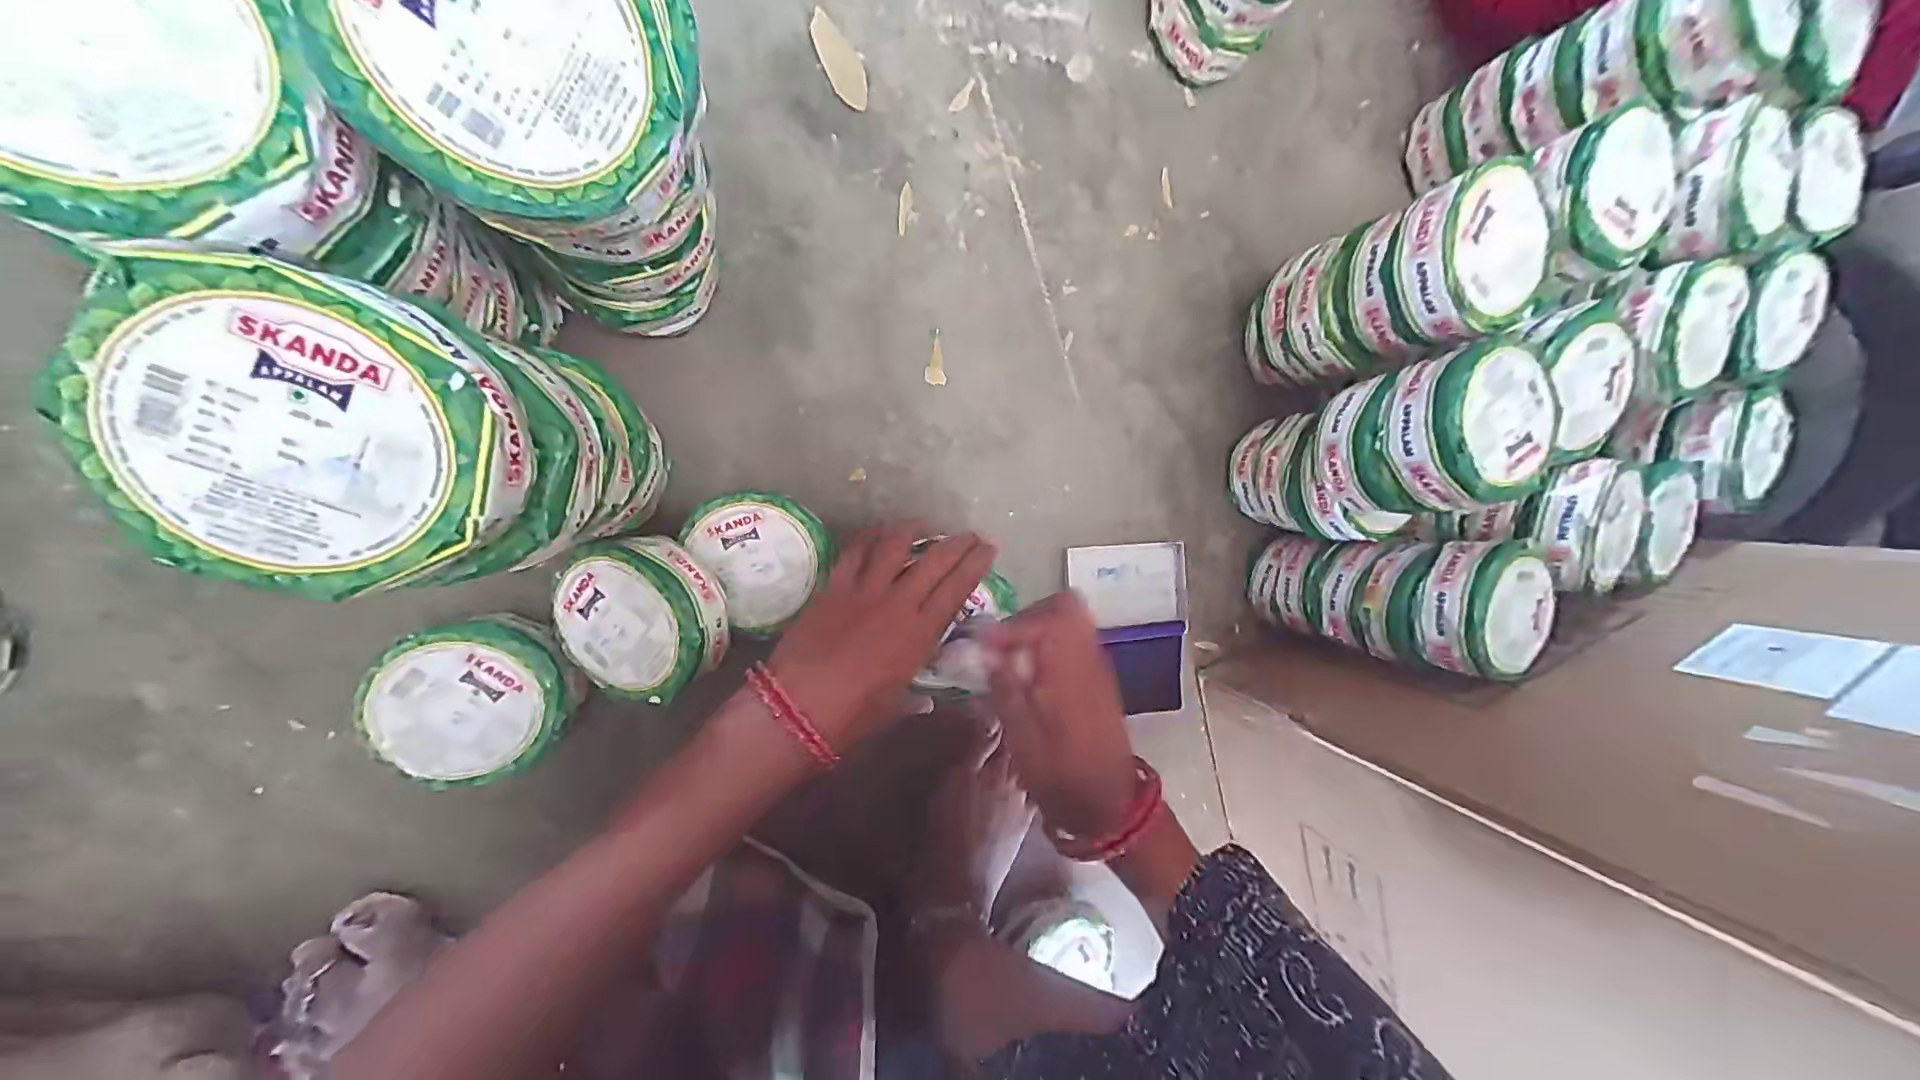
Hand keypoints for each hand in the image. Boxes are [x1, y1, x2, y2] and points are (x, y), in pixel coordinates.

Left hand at [767, 522, 996, 749]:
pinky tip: (877, 534)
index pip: (957, 587)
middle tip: (969, 535)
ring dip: (914, 530)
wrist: (798, 706)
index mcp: (921, 632)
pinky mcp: (834, 587)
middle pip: (934, 560)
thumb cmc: (854, 713)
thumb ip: (913, 690)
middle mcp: (898, 602)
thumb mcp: (897, 702)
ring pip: (895, 544)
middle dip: (957, 543)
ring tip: (923, 526)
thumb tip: (922, 696)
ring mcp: (864, 590)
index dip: (976, 564)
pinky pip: (855, 552)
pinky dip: (870, 538)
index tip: (988, 548)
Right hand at [982, 592, 1138, 839]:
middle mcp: (1090, 658)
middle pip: (1063, 608)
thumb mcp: (1022, 738)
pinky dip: (1047, 649)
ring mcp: (1098, 667)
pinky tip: (1029, 679)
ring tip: (1009, 664)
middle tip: (998, 650)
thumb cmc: (1062, 776)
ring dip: (1035, 634)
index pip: (1050, 615)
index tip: (987, 648)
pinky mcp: (1098, 680)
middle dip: (1025, 621)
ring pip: (1068, 623)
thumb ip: (1006, 688)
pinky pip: (1072, 643)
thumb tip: (988, 651)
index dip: (1014, 625)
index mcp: (1072, 669)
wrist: (1109, 805)